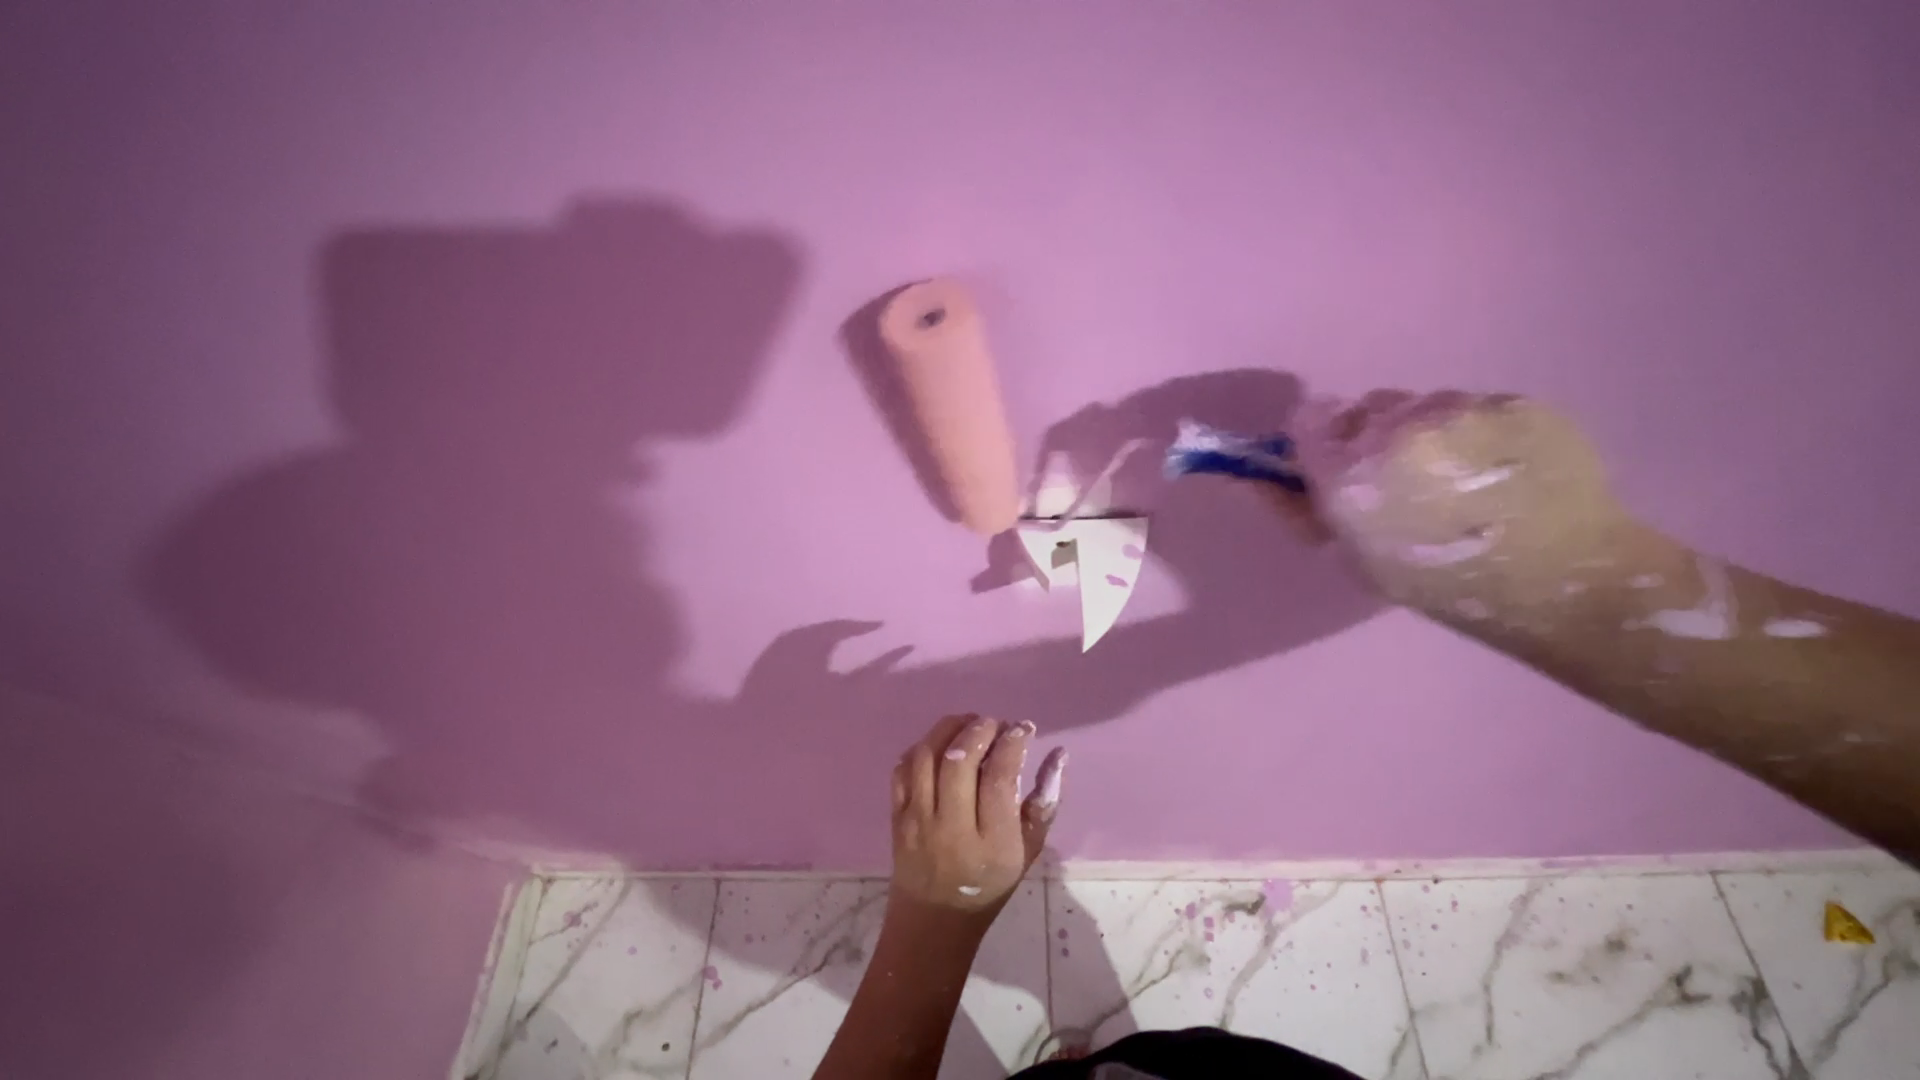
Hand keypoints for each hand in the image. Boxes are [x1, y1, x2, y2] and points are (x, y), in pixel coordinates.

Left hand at [890, 714, 1065, 919]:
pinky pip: (902, 770)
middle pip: (959, 760)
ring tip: (968, 723)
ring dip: (948, 729)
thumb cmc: (990, 883)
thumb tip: (1058, 753)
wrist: (935, 918)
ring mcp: (917, 820)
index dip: (1012, 743)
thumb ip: (1045, 801)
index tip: (1023, 728)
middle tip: (995, 723)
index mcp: (991, 840)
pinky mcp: (895, 816)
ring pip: (926, 757)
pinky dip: (921, 748)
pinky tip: (940, 743)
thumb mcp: (1029, 851)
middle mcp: (951, 827)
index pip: (999, 777)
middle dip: (980, 730)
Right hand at [1289, 390, 1632, 614]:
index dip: (1320, 439)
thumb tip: (1260, 476)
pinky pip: (1476, 406)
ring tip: (1461, 477)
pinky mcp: (1514, 401)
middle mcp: (1399, 425)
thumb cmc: (1437, 582)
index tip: (1338, 464)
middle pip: (1366, 408)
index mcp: (1351, 469)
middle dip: (1375, 436)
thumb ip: (1302, 510)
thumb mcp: (1351, 557)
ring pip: (1423, 404)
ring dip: (1427, 431)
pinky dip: (1478, 431)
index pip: (1308, 417)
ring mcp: (1462, 407)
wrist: (1560, 579)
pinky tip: (1499, 469)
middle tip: (1405, 480)